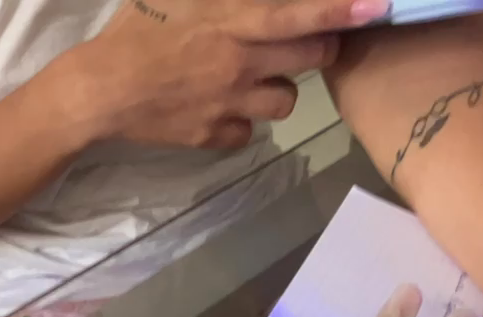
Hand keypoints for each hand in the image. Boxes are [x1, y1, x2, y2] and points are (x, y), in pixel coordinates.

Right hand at [70, 0, 388, 149]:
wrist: (101, 92)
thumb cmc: (136, 31)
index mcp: (236, 24)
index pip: (305, 14)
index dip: (346, 10)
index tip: (381, 6)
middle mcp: (242, 66)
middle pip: (311, 59)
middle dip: (318, 47)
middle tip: (302, 41)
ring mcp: (229, 106)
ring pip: (284, 102)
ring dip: (278, 89)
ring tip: (251, 79)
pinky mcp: (211, 138)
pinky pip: (245, 133)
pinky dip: (239, 123)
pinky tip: (218, 110)